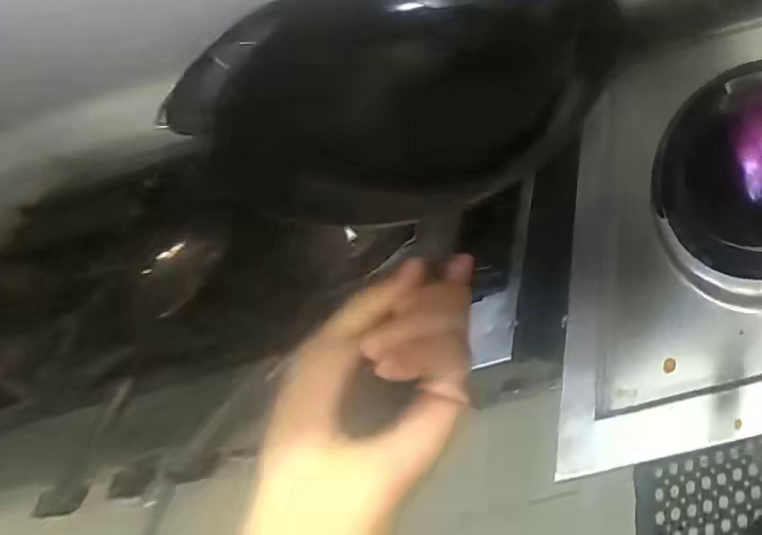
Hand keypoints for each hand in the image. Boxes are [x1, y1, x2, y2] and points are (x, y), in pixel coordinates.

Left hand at [244, 256, 473, 534]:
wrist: (312, 500)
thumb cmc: (306, 425)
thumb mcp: (325, 350)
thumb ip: (368, 304)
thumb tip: (419, 266)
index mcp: (392, 341)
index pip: (428, 298)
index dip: (436, 277)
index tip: (449, 260)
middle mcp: (421, 354)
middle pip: (447, 303)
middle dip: (427, 296)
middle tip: (403, 309)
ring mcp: (438, 378)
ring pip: (454, 323)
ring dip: (416, 325)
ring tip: (377, 353)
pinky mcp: (451, 401)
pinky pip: (455, 356)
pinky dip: (424, 351)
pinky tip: (390, 366)